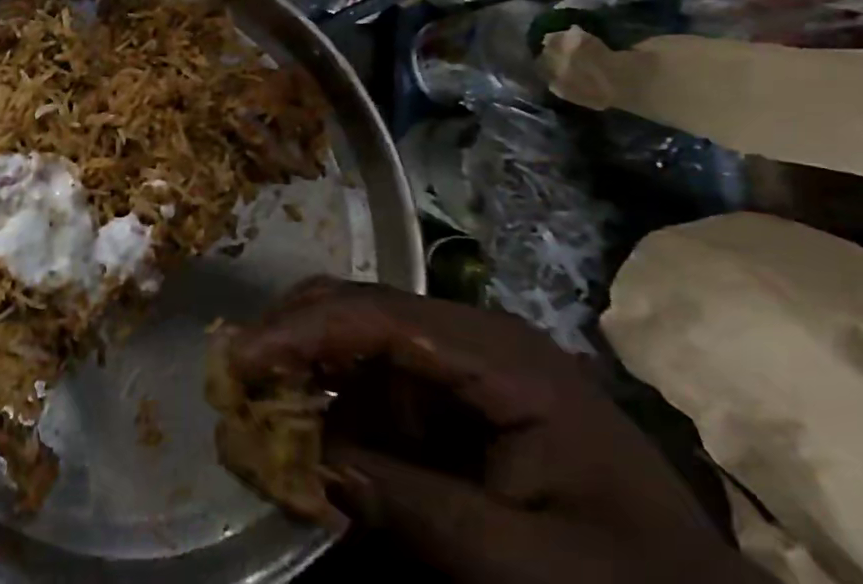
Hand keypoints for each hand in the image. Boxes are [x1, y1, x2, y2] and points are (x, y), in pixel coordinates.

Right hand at [230, 279, 768, 583]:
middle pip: (356, 307)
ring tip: (253, 406)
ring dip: (298, 369)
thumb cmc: (628, 582)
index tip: (239, 362)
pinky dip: (323, 403)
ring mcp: (455, 369)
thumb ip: (413, 507)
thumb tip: (307, 461)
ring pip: (351, 340)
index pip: (375, 314)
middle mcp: (470, 340)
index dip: (299, 331)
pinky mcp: (444, 402)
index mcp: (498, 354)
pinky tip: (297, 431)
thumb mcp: (525, 562)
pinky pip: (365, 385)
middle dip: (290, 336)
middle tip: (234, 378)